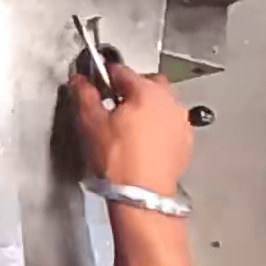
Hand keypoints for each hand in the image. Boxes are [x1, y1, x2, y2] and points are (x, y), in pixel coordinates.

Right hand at [70, 64, 192, 195]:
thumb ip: (84, 95)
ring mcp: (180, 121)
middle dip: (130, 89)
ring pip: (161, 102)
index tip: (95, 85)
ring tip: (127, 126)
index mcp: (146, 91)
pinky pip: (170, 123)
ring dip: (146, 107)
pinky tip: (142, 141)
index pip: (121, 71)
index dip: (104, 76)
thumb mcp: (91, 124)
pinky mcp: (185, 141)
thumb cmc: (119, 161)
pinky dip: (157, 126)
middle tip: (112, 105)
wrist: (142, 195)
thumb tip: (79, 81)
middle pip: (147, 82)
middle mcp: (169, 102)